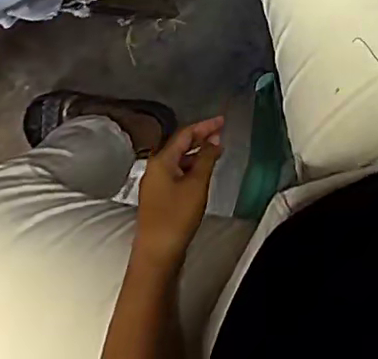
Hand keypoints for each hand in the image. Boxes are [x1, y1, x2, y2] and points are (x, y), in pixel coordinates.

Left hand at [133, 116, 224, 266]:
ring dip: (196, 154)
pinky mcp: (158, 198)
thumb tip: (213, 141)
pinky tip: (202, 172)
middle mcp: (155, 167)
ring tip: (216, 152)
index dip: (205, 126)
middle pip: (179, 145)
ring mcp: (155, 183)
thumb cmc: (176, 217)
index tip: (222, 121)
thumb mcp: (196, 185)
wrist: (156, 256)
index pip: (185, 134)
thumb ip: (206, 159)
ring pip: (178, 160)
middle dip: (200, 138)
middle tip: (220, 134)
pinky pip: (176, 173)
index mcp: (161, 160)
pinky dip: (190, 167)